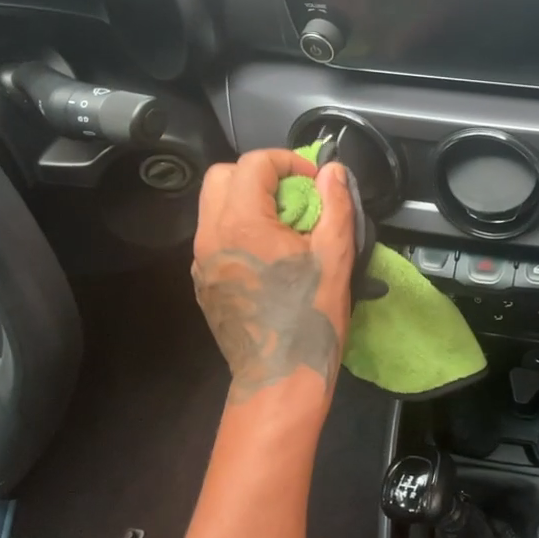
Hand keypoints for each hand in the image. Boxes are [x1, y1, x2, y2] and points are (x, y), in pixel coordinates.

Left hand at [192, 149, 355, 405]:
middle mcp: (211, 233)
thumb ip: (336, 205)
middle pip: (223, 176)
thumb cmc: (312, 314)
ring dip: (249, 202)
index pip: (254, 163)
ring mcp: (202, 259)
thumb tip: (332, 171)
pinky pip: (216, 236)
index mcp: (242, 221)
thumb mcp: (336, 255)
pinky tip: (272, 259)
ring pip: (215, 206)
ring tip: (286, 230)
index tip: (315, 184)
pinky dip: (241, 230)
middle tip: (296, 200)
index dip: (289, 162)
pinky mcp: (204, 281)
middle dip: (261, 176)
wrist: (280, 375)